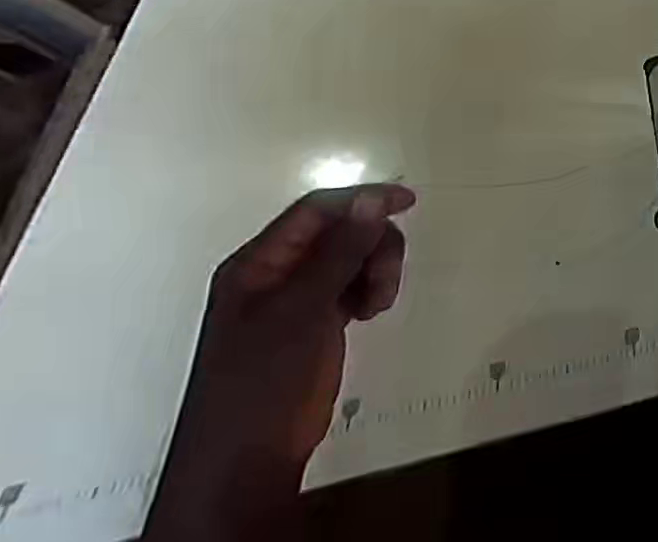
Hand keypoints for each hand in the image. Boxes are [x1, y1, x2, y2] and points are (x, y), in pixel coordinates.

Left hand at [144, 182, 414, 541]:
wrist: (248, 459)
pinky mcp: (318, 319)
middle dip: (374, 247)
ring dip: (377, 270)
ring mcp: (298, 297)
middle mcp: (278, 272)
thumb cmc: (264, 379)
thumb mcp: (303, 310)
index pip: (316, 210)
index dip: (362, 199)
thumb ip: (340, 251)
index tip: (410, 202)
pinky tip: (371, 312)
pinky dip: (371, 289)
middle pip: (342, 231)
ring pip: (354, 256)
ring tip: (379, 304)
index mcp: (258, 263)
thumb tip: (373, 199)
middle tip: (386, 279)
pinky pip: (355, 283)